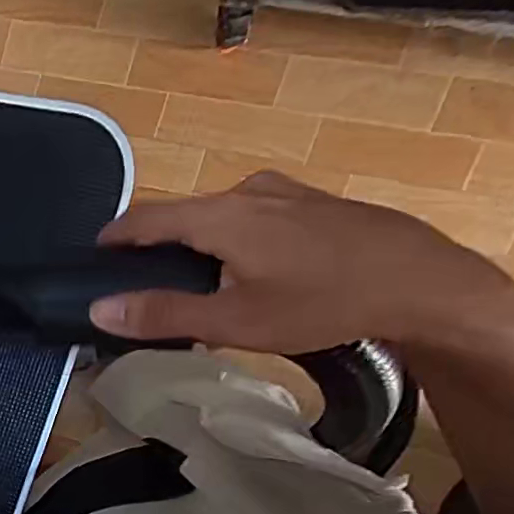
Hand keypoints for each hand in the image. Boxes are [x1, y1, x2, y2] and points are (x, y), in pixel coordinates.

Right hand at [91, 171, 513, 353]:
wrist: (417, 282)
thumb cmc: (321, 303)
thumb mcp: (236, 320)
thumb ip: (166, 314)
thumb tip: (102, 309)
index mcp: (221, 215)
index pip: (148, 217)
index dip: (116, 236)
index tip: (95, 255)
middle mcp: (248, 192)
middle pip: (185, 216)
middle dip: (158, 246)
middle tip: (144, 283)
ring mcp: (286, 194)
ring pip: (222, 217)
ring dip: (199, 246)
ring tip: (197, 286)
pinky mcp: (313, 205)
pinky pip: (255, 219)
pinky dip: (234, 242)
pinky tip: (250, 273)